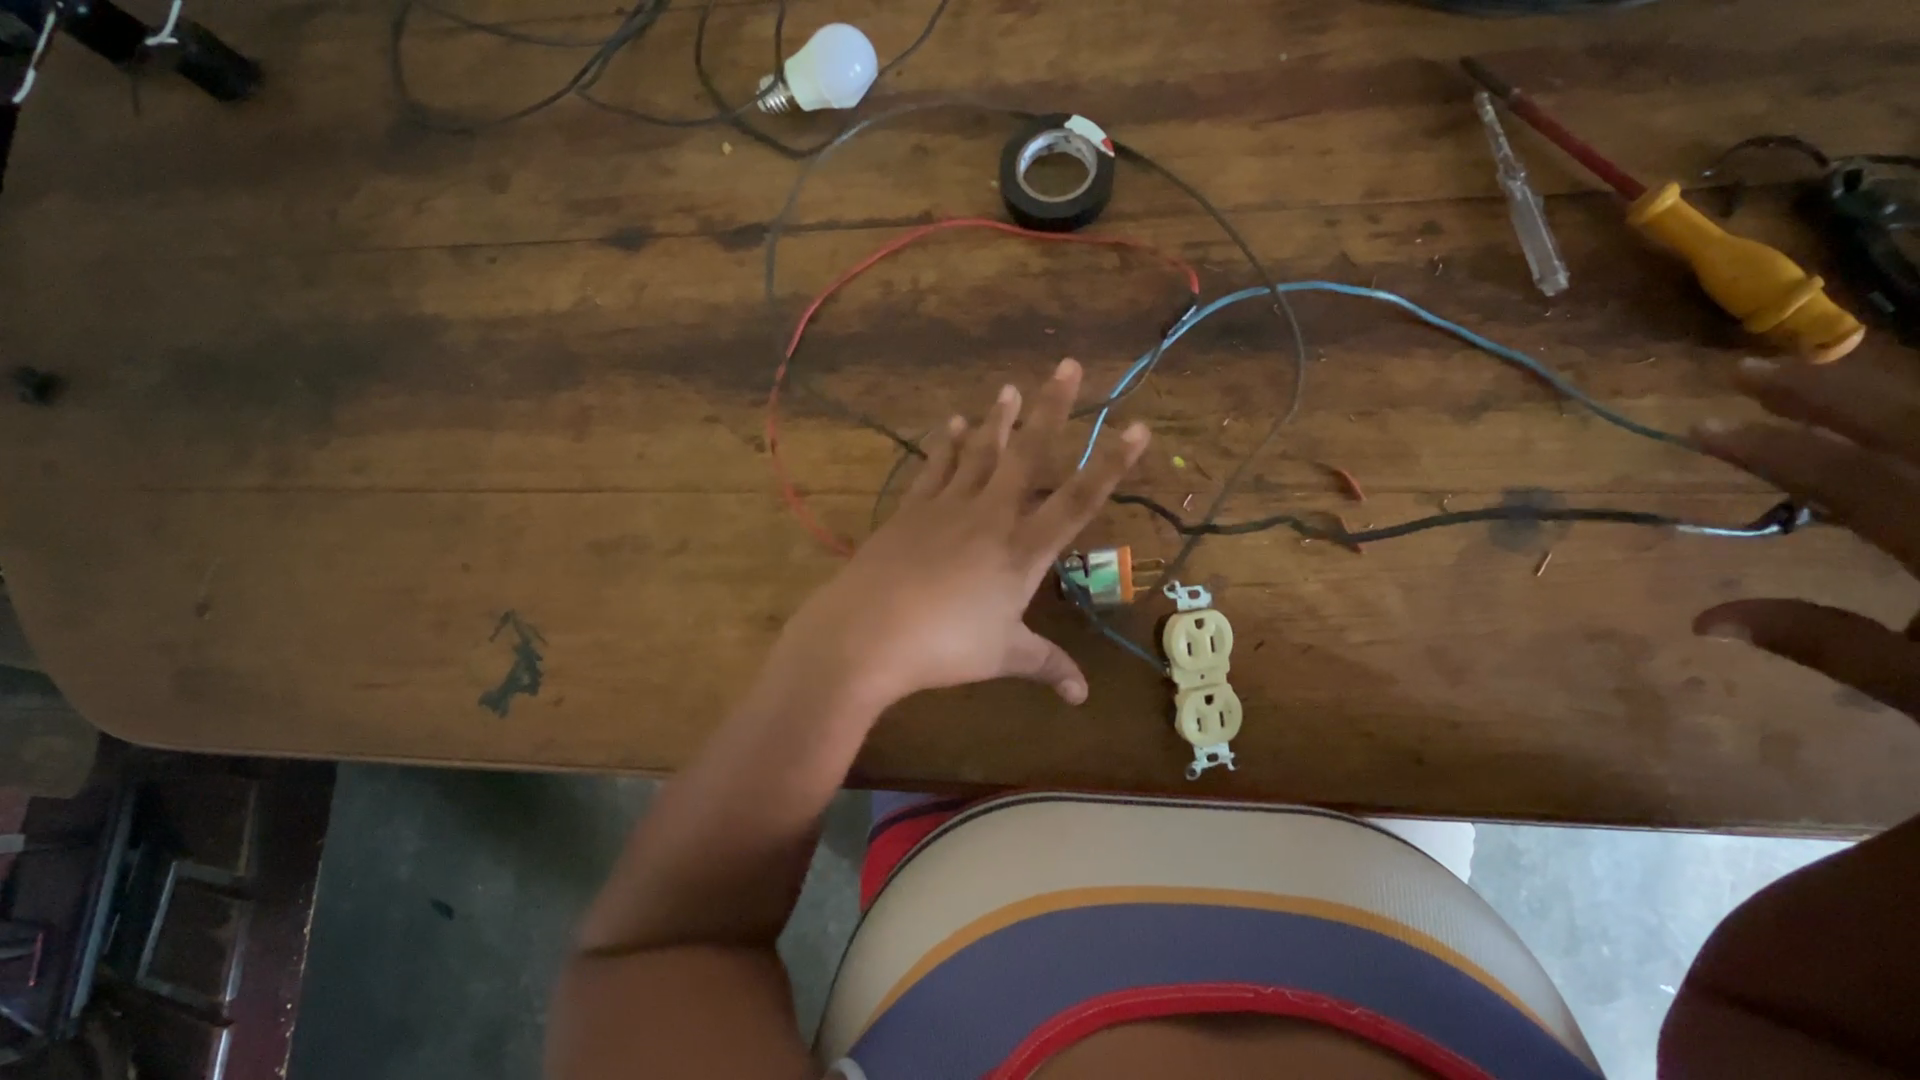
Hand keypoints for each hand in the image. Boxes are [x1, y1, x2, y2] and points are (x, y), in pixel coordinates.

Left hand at [769, 358, 1149, 712]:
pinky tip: (951, 424)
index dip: (1110, 464)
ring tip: (1008, 387)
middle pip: (1027, 455)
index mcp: (1022, 552)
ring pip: (980, 452)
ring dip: (997, 419)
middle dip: (1052, 409)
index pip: (1078, 501)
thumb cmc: (944, 648)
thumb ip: (1045, 665)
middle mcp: (990, 517)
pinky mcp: (910, 511)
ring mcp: (947, 508)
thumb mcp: (1003, 656)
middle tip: (1067, 365)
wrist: (866, 634)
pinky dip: (945, 445)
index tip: (1136, 425)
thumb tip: (1081, 695)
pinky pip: (934, 468)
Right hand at [1693, 356, 1919, 715]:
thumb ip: (1829, 645)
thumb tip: (1706, 619)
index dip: (1770, 451)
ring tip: (1821, 376)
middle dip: (1823, 394)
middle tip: (1748, 370)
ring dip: (1885, 391)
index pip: (1847, 481)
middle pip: (1911, 426)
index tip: (1702, 429)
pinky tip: (1902, 412)